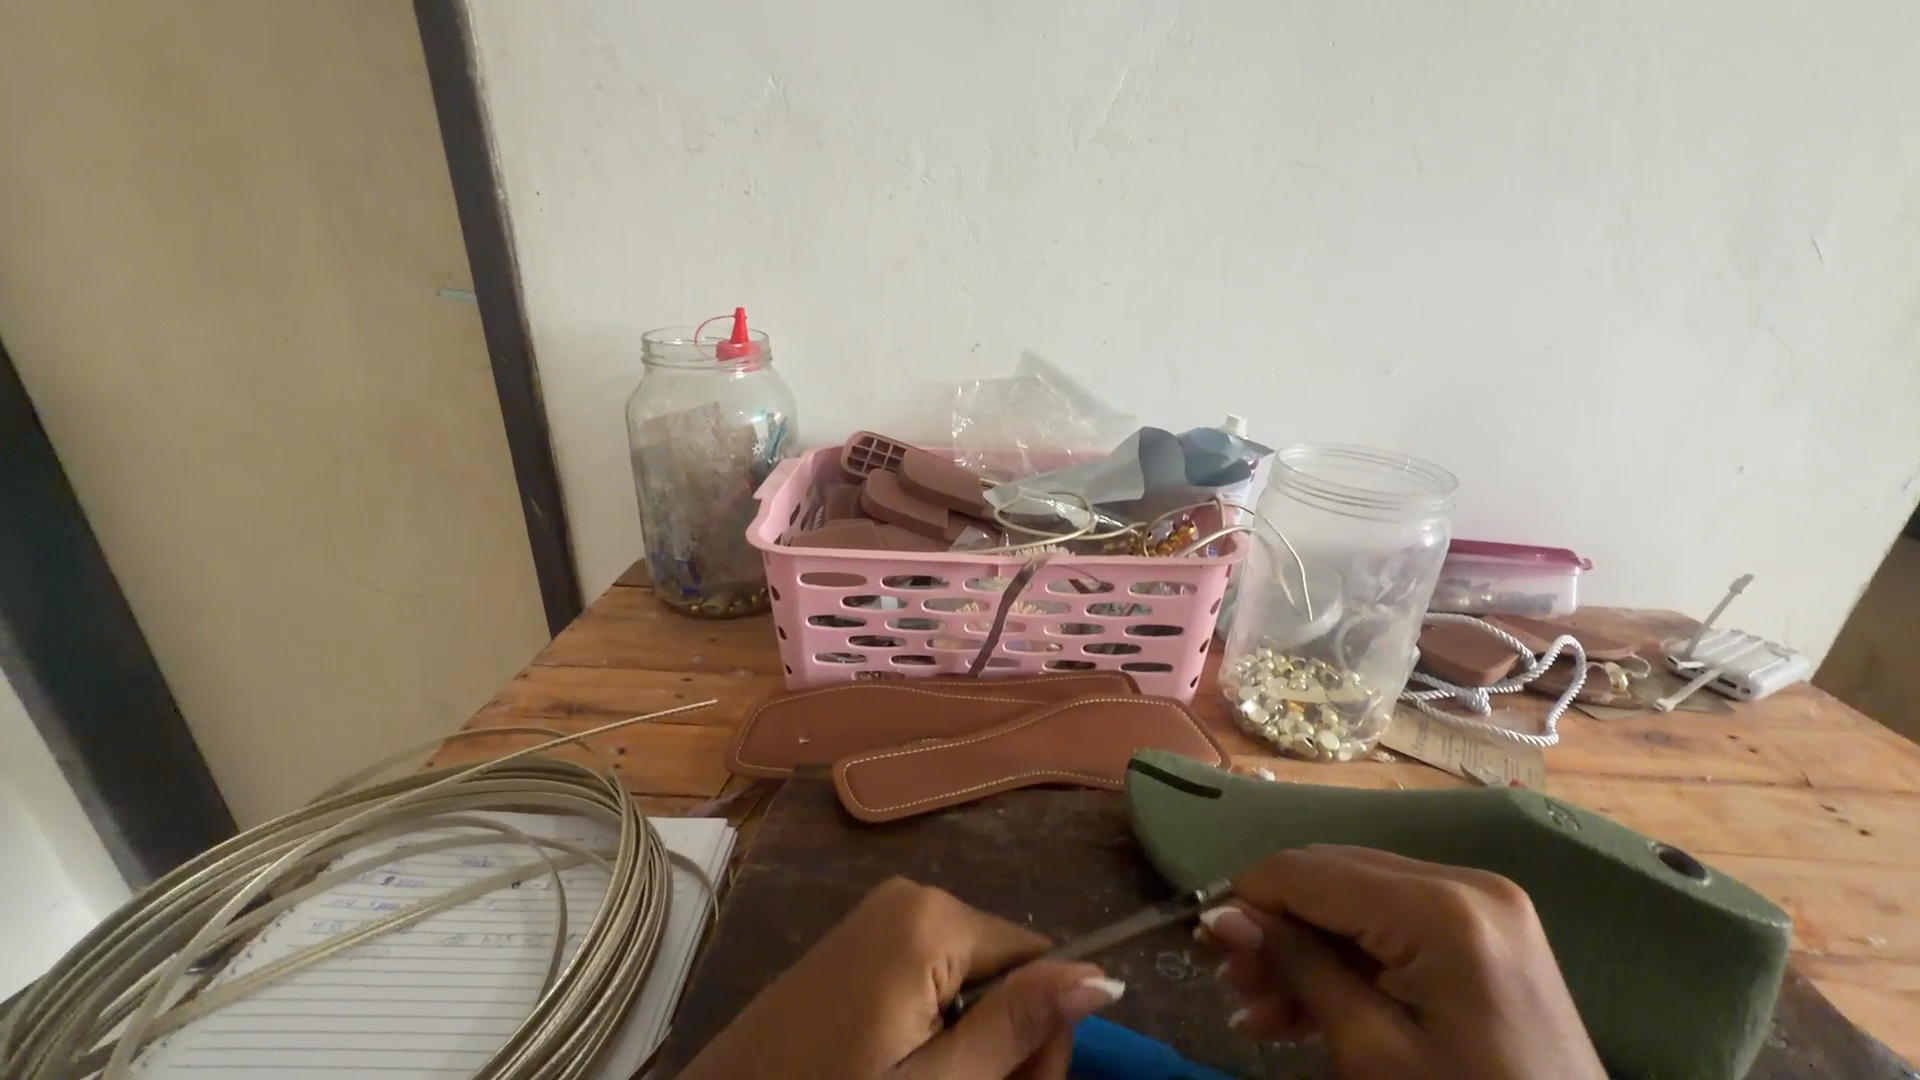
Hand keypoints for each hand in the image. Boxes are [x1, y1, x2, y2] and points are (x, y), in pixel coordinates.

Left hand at [677, 878, 1123, 1079]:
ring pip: (973, 976)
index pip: (1042, 958)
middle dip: (1004, 1038)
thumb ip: (1020, 1024)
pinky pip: (932, 973)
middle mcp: (913, 896)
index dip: (1042, 1031)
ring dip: (972, 1039)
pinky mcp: (862, 940)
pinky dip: (936, 1024)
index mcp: (935, 916)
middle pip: (1008, 966)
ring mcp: (882, 915)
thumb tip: (1106, 976)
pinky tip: (907, 1066)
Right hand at [1198, 845, 1606, 1079]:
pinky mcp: (1483, 928)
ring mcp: (1479, 903)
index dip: (1249, 897)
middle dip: (1275, 926)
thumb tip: (1221, 915)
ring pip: (1353, 899)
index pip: (1310, 871)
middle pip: (1330, 877)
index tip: (1205, 939)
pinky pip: (1391, 921)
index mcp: (1441, 907)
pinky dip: (1346, 956)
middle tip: (1233, 981)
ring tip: (1260, 1004)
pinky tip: (1305, 1003)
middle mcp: (1463, 881)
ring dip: (1303, 945)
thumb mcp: (1371, 1052)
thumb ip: (1295, 966)